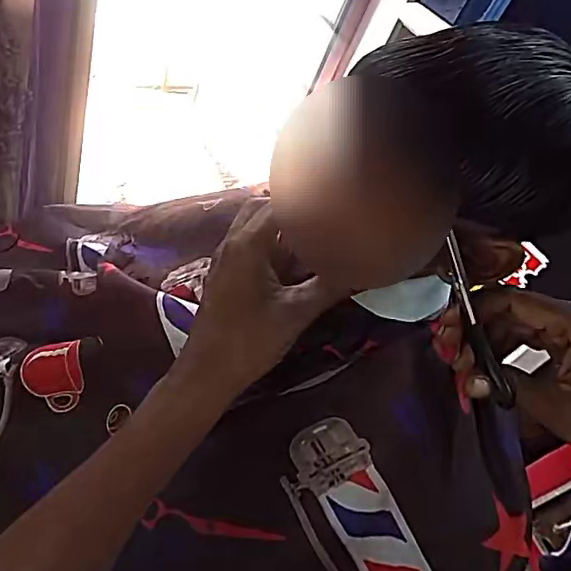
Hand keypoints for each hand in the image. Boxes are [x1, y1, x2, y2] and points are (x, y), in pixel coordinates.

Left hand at [173, 198, 350, 396]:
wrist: (207, 371)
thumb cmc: (250, 340)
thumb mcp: (295, 313)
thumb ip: (329, 286)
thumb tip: (363, 270)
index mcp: (247, 244)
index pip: (277, 204)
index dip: (305, 199)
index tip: (330, 200)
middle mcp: (232, 242)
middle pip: (259, 205)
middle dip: (289, 205)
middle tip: (319, 212)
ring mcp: (224, 257)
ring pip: (250, 223)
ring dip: (276, 222)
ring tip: (307, 230)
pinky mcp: (224, 272)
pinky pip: (246, 241)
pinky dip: (267, 238)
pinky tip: (288, 256)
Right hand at [436, 291, 570, 487]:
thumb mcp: (555, 407)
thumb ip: (507, 384)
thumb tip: (472, 375)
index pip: (508, 300)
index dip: (472, 313)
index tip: (451, 328)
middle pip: (509, 310)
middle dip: (477, 331)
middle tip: (453, 352)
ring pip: (517, 324)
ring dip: (490, 343)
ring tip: (469, 365)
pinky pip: (532, 338)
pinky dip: (509, 351)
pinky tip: (493, 369)